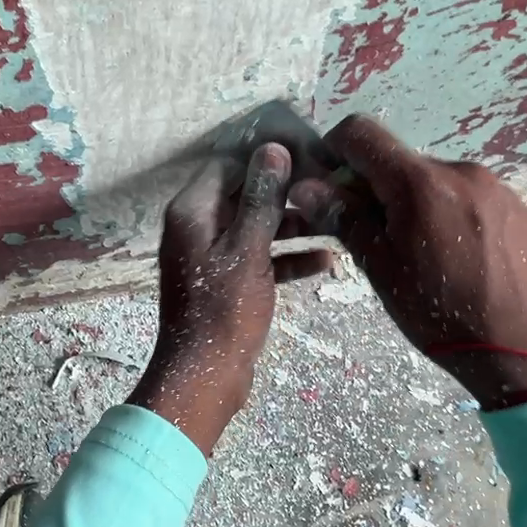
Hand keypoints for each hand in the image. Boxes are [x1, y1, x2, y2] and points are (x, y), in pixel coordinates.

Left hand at [127, 143, 329, 454]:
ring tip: (335, 223)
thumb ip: (260, 199)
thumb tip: (273, 149)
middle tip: (329, 190)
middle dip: (285, 193)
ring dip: (292, 226)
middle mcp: (197, 227)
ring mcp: (211, 255)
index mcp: (192, 211)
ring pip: (255, 227)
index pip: (228, 165)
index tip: (308, 159)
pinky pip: (259, 258)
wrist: (205, 376)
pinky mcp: (226, 282)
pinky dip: (286, 258)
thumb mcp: (248, 249)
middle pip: (243, 194)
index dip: (266, 160)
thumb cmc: (224, 309)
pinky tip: (327, 262)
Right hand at [290, 115, 526, 409]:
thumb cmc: (447, 317)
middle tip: (377, 240)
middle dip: (376, 190)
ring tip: (426, 260)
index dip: (333, 151)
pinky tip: (464, 266)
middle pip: (400, 162)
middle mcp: (462, 171)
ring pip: (436, 183)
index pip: (360, 132)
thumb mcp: (383, 271)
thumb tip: (306, 186)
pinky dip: (452, 220)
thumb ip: (345, 219)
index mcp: (420, 182)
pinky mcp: (525, 211)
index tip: (330, 189)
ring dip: (416, 206)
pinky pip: (472, 201)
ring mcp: (499, 189)